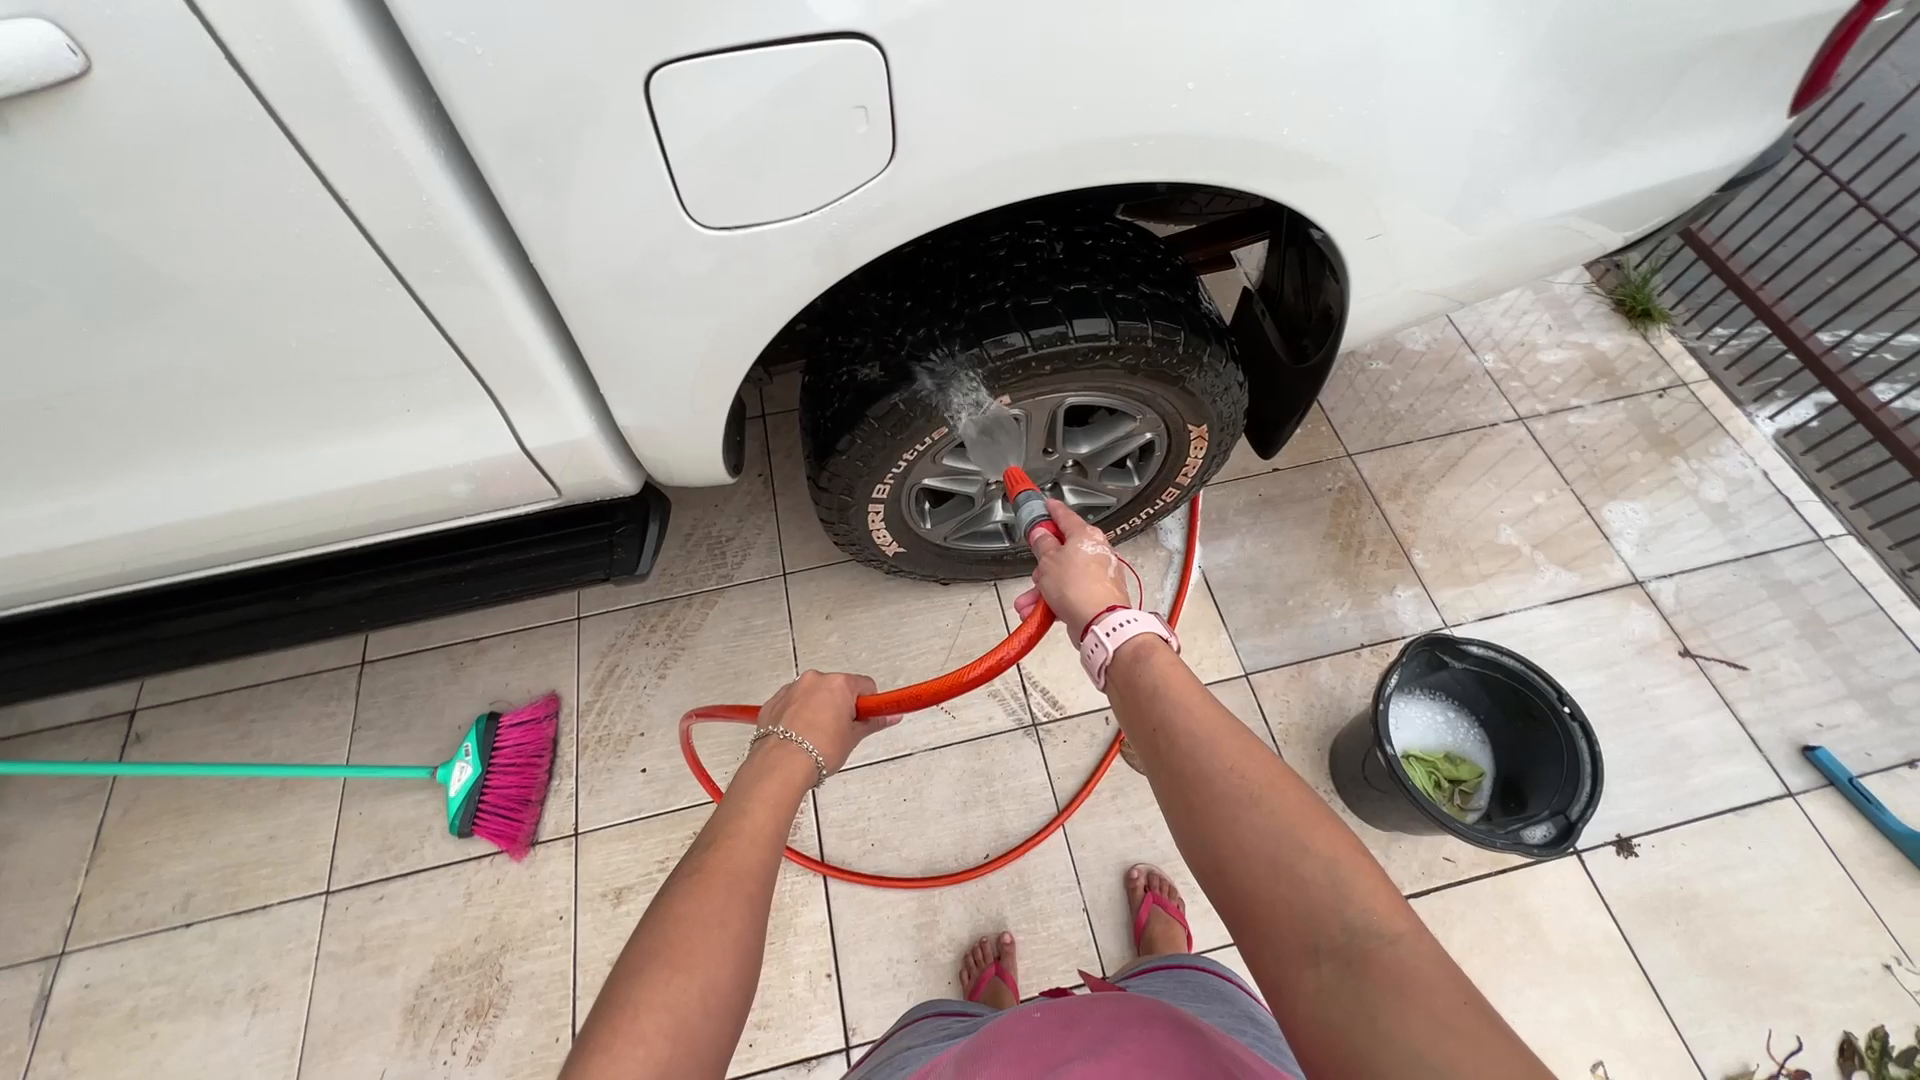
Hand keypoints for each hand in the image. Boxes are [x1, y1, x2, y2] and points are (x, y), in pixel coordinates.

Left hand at [753, 671, 898, 777]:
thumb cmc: (816, 751)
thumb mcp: (853, 737)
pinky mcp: (774, 701)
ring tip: (819, 738)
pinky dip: (798, 715)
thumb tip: (890, 717)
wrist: (781, 766)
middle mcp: (814, 680)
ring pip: (814, 695)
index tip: (868, 717)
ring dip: (819, 709)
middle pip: (838, 688)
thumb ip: (873, 722)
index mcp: (838, 683)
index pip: (865, 686)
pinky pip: (793, 703)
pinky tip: (801, 736)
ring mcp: (792, 689)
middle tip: (843, 732)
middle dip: (842, 707)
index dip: (868, 705)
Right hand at [1013, 498, 1132, 639]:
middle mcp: (1095, 552)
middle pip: (1062, 552)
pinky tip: (1037, 612)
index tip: (1047, 505)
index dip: (1052, 510)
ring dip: (1041, 591)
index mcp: (1086, 535)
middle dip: (1042, 566)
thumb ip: (1042, 544)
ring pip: (1062, 577)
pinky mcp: (1097, 596)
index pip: (1066, 516)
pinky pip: (1069, 594)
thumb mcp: (1048, 561)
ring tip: (1027, 603)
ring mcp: (1097, 575)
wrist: (1100, 622)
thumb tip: (1040, 533)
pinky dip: (1053, 602)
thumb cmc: (1078, 588)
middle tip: (1034, 573)